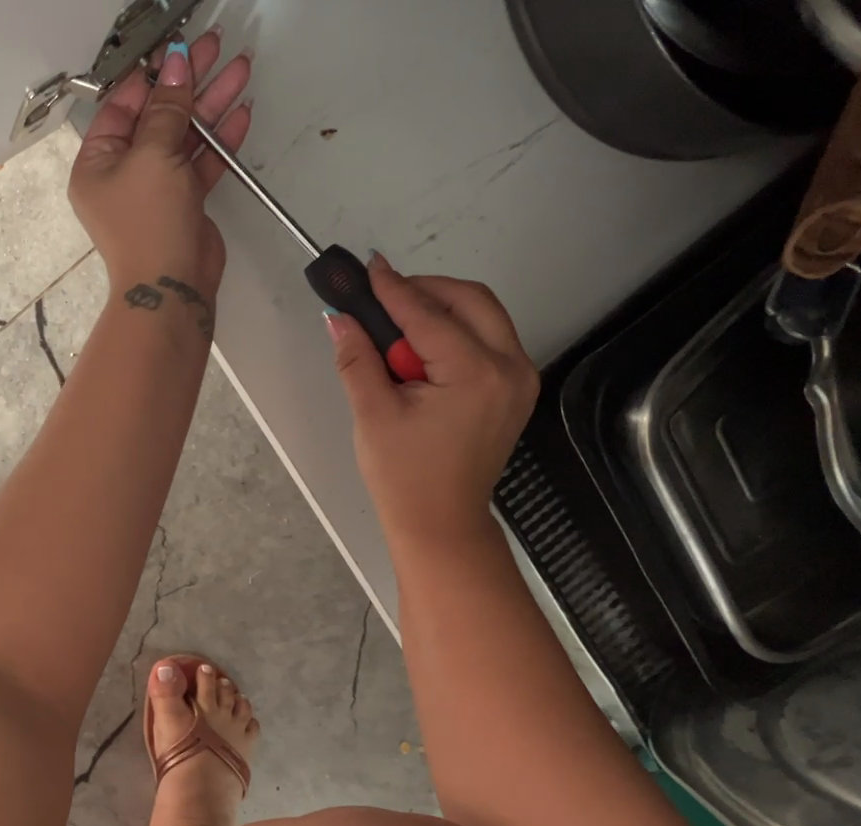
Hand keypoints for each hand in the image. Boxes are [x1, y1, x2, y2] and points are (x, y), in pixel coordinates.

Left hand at [68, 31, 252, 320]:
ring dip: (210, 106)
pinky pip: (200, 162)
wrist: (170, 285)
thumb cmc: (148, 227)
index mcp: (95, 165)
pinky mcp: (181, 203)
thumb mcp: (152, 155)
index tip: (177, 53)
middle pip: (155, 117)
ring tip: (239, 72)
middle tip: (214, 51)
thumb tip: (175, 67)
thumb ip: (166, 108)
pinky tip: (238, 113)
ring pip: (182, 137)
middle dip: (187, 84)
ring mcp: (152, 190)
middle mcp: (121, 176)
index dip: (150, 78)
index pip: (121, 108)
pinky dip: (219, 140)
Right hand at [329, 256, 539, 549]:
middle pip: (471, 301)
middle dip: (425, 291)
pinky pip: (487, 341)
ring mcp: (519, 378)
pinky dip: (455, 333)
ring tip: (396, 324)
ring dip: (440, 310)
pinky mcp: (514, 390)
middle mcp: (510, 366)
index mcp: (475, 373)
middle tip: (382, 296)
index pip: (428, 316)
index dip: (393, 290)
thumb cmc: (403, 476)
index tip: (368, 267)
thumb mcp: (373, 415)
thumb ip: (358, 361)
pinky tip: (420, 349)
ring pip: (484, 317)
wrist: (441, 522)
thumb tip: (341, 320)